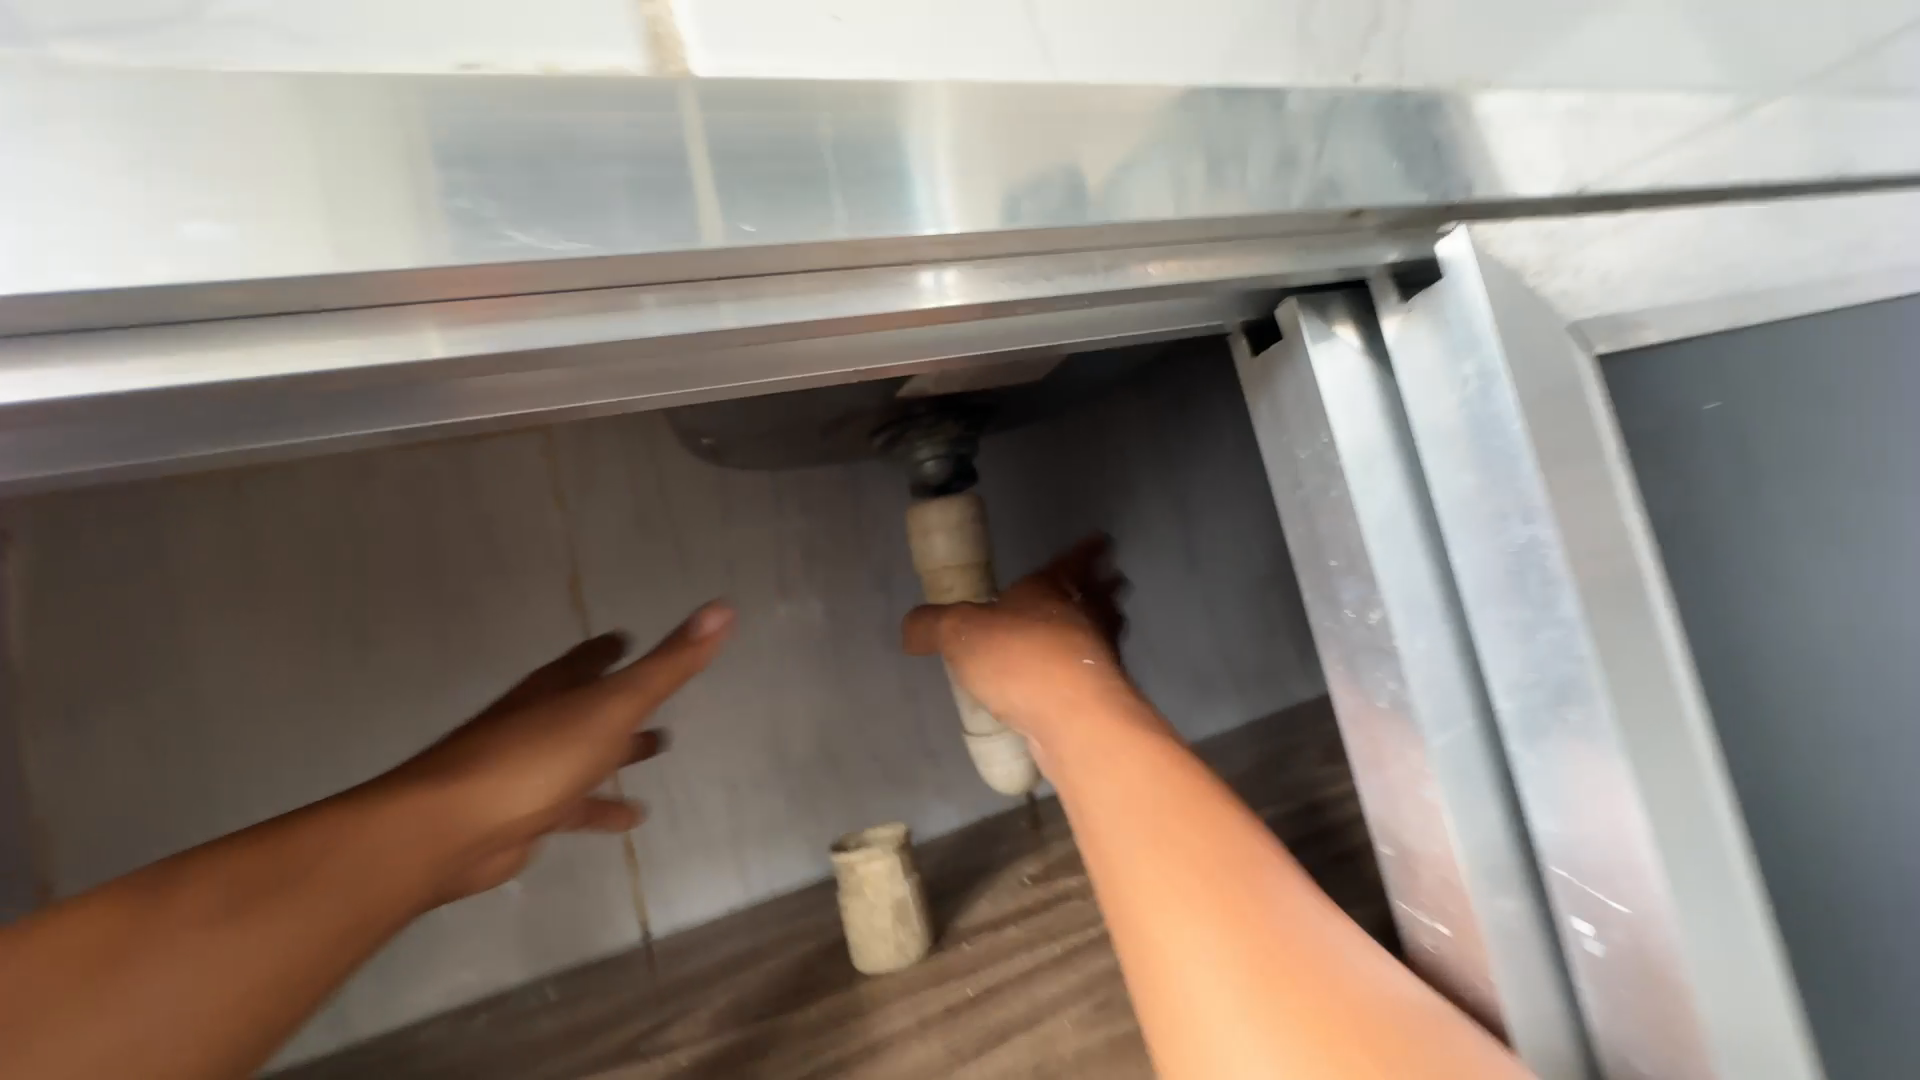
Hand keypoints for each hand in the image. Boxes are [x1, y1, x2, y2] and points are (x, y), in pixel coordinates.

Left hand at [380, 602, 733, 903]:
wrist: (450, 829)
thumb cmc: (536, 756)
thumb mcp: (614, 704)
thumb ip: (670, 663)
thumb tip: (722, 608)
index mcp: (560, 687)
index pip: (589, 658)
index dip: (611, 648)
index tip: (628, 640)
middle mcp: (543, 719)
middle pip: (588, 703)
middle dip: (622, 698)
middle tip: (657, 696)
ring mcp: (532, 767)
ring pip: (585, 753)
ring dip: (617, 751)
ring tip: (657, 748)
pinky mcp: (528, 813)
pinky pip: (576, 806)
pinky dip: (602, 809)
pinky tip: (631, 819)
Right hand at [902, 536, 1155, 750]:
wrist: (1070, 715)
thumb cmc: (1018, 657)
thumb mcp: (958, 634)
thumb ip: (931, 627)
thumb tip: (909, 629)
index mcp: (1050, 588)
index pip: (1071, 560)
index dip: (1085, 550)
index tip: (1103, 540)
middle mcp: (1081, 615)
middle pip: (1098, 594)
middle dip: (1103, 586)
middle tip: (1112, 580)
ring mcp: (1098, 655)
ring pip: (1106, 629)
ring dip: (1106, 623)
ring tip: (1101, 624)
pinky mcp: (1103, 693)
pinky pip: (1097, 669)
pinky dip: (1092, 666)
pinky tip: (1077, 679)